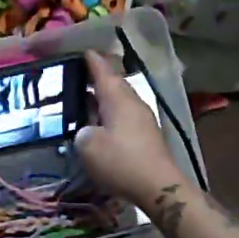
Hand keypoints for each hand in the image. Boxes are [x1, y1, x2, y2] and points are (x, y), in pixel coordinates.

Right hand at [73, 51, 181, 203]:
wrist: (157, 186)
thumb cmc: (121, 161)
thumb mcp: (88, 147)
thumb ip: (81, 133)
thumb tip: (87, 131)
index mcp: (118, 98)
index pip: (103, 71)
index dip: (92, 61)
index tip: (84, 51)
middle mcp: (133, 103)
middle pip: (115, 84)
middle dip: (99, 80)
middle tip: (81, 77)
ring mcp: (143, 120)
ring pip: (121, 102)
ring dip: (105, 100)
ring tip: (87, 101)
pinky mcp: (147, 137)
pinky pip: (125, 118)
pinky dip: (112, 116)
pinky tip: (102, 125)